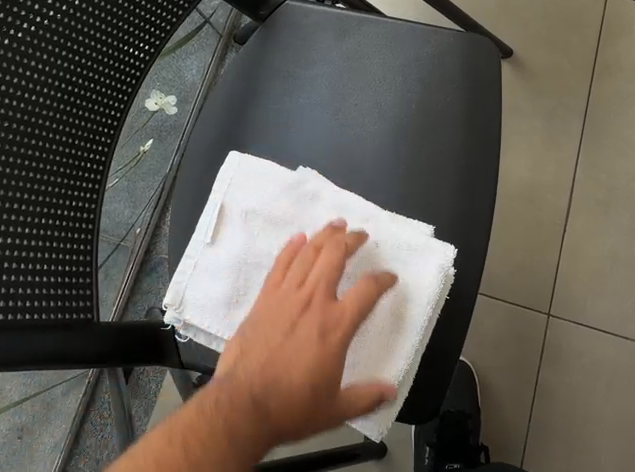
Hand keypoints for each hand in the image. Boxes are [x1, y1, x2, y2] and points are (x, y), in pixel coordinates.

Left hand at [205, 220, 399, 450]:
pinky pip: (280, 265)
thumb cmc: (291, 408)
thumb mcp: (336, 409)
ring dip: (324, 236)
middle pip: (336, 256)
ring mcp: (287, 297)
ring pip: (308, 253)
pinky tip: (299, 239)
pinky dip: (291, 248)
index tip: (390, 277)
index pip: (368, 290)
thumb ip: (366, 397)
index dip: (383, 279)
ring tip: (336, 225)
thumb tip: (391, 391)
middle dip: (351, 240)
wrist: (242, 406)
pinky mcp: (264, 299)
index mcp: (337, 325)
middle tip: (360, 234)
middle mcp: (314, 301)